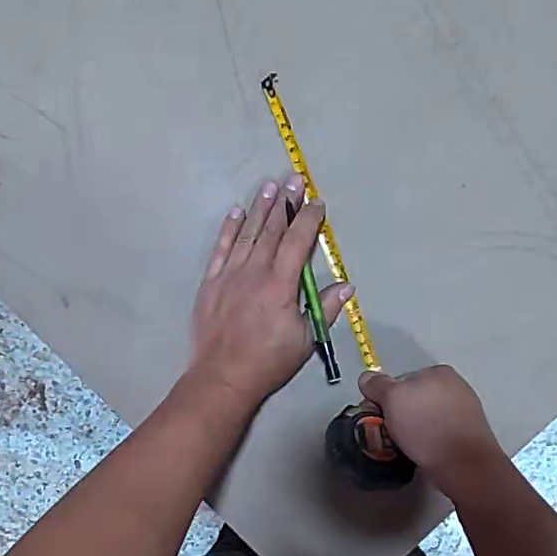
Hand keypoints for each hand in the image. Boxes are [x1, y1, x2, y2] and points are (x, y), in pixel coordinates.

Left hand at [188, 174, 352, 406]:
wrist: (222, 376)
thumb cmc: (268, 361)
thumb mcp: (305, 339)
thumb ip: (324, 308)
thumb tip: (346, 285)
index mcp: (280, 285)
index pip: (297, 243)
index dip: (308, 220)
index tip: (316, 202)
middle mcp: (254, 272)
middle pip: (271, 231)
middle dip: (284, 204)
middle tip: (293, 180)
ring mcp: (229, 276)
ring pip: (246, 234)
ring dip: (258, 209)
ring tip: (268, 186)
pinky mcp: (210, 283)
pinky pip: (220, 249)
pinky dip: (228, 230)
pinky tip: (235, 213)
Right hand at [357, 366, 507, 497]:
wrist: (463, 465)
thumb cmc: (425, 426)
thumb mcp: (392, 398)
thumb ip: (376, 384)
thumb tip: (367, 379)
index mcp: (439, 372)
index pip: (399, 380)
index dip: (385, 398)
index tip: (380, 416)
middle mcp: (455, 386)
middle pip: (412, 398)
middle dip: (399, 413)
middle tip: (390, 432)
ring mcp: (465, 410)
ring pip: (424, 416)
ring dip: (412, 427)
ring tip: (406, 444)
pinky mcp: (469, 433)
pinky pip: (438, 431)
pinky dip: (428, 438)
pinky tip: (423, 450)